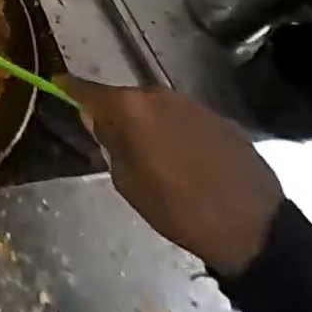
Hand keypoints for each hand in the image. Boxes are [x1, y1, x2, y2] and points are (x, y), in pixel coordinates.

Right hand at [57, 76, 282, 276]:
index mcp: (129, 108)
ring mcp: (191, 104)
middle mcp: (157, 95)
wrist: (255, 229)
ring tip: (156, 155)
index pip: (87, 90)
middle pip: (125, 98)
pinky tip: (187, 159)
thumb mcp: (128, 182)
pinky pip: (183, 118)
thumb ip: (110, 144)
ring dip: (149, 123)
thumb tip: (101, 122)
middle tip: (116, 142)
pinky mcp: (218, 118)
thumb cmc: (179, 209)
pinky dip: (176, 131)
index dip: (69, 87)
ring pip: (156, 107)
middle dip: (117, 114)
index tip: (56, 82)